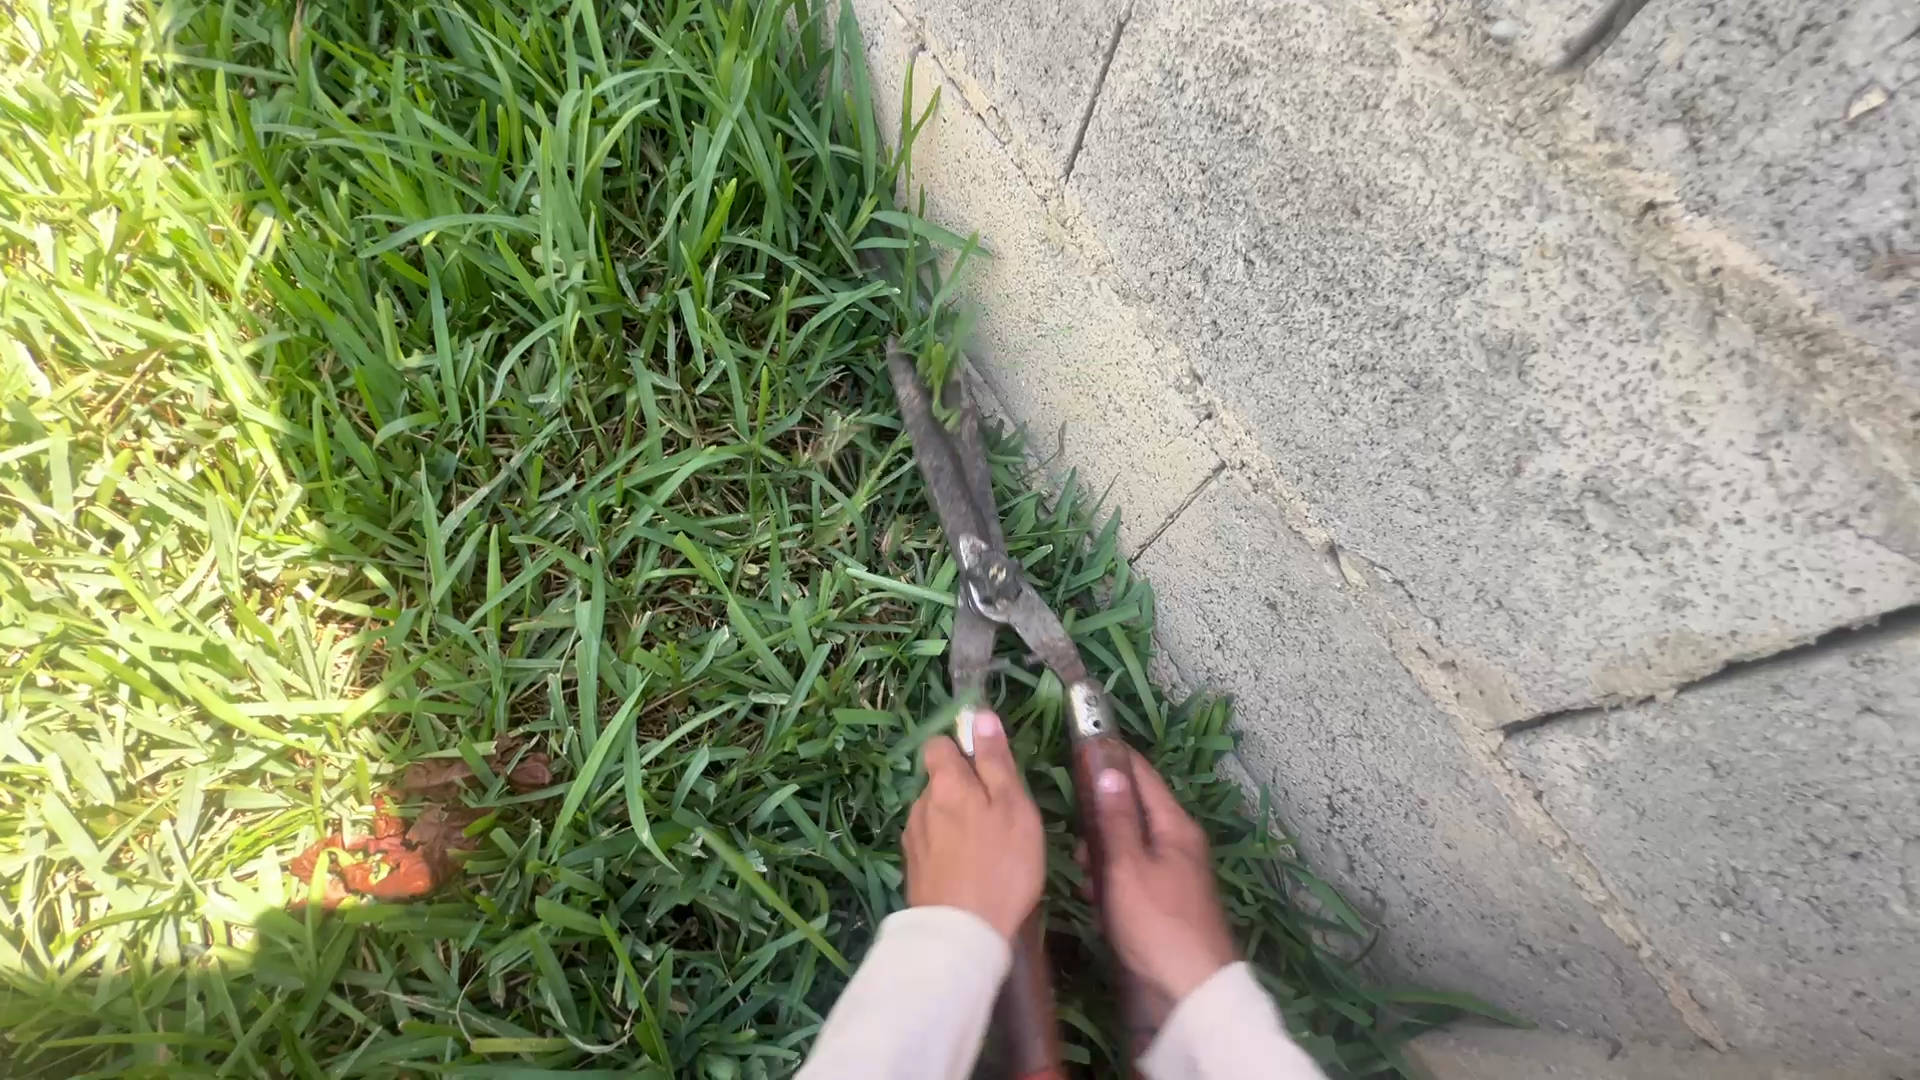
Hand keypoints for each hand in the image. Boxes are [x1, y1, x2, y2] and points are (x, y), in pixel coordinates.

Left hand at [904, 709, 1044, 940]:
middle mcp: (920, 804)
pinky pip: (932, 843)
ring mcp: (912, 839)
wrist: (962, 938)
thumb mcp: (1013, 806)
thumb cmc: (1000, 865)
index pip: (937, 745)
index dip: (960, 749)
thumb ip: (995, 761)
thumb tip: (981, 716)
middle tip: (1000, 816)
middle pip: (939, 781)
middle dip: (964, 790)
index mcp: (944, 784)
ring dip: (956, 821)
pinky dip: (949, 848)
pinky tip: (970, 870)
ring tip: (988, 848)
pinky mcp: (912, 870)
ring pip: (936, 814)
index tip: (987, 768)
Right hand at [1090, 748, 1237, 1005]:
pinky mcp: (1163, 898)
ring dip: (1102, 854)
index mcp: (1175, 825)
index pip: (1142, 774)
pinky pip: (1131, 873)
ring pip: (1127, 844)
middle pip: (1131, 810)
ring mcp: (1172, 871)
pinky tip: (1097, 900)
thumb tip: (1109, 769)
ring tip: (1086, 876)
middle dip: (1100, 818)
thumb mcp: (1128, 866)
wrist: (1191, 992)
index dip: (1113, 757)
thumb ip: (1116, 817)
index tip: (1082, 744)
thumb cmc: (1157, 922)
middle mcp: (1177, 841)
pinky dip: (1112, 880)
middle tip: (1078, 837)